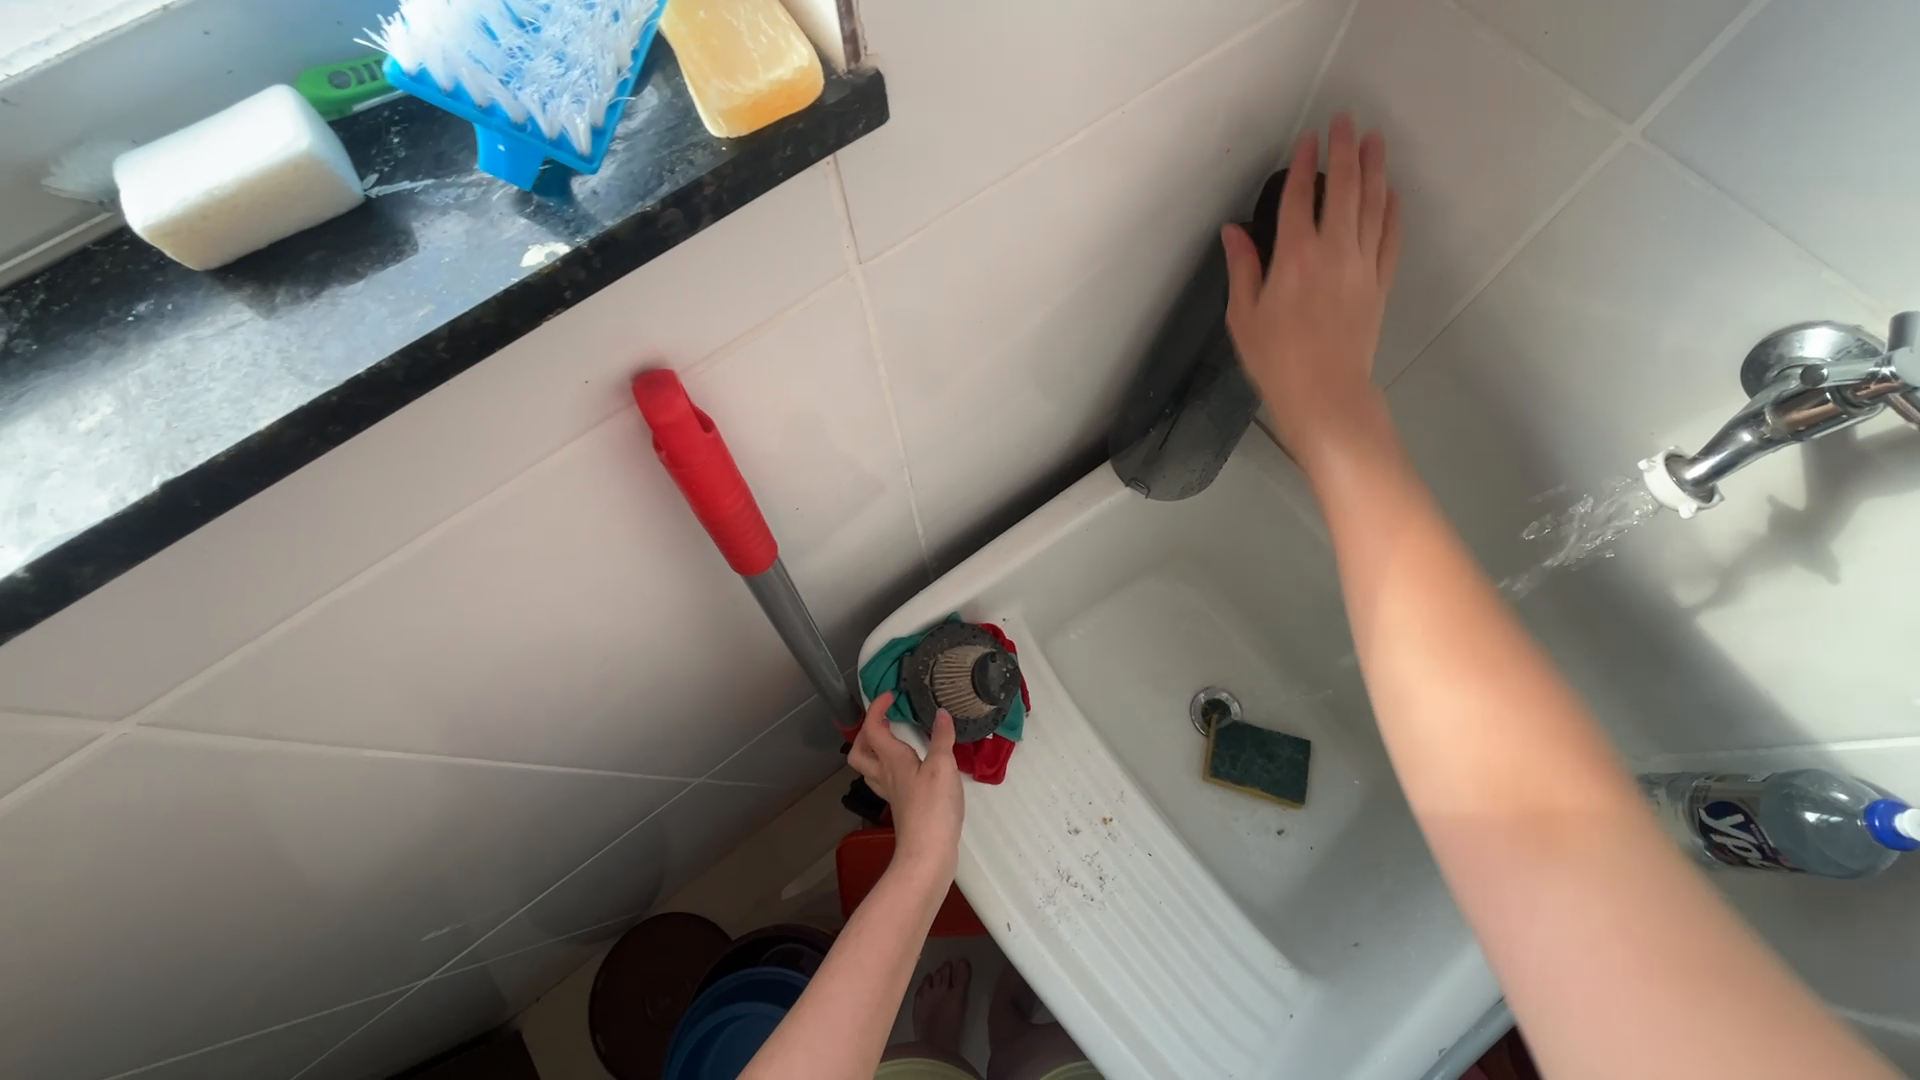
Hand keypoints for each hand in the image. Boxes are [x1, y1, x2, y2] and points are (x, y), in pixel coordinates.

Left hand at [848, 692, 964, 882]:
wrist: (928, 854)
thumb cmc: (933, 808)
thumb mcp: (943, 766)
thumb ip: (942, 738)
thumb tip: (941, 713)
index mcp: (891, 759)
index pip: (873, 728)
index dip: (877, 708)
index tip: (891, 695)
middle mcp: (885, 775)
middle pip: (860, 751)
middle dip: (866, 731)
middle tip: (885, 719)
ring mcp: (891, 793)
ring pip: (870, 767)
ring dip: (875, 750)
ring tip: (894, 739)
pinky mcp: (901, 807)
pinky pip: (886, 780)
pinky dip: (891, 768)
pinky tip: (910, 767)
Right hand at [1223, 114, 1401, 473]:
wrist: (1325, 393)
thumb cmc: (1275, 360)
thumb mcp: (1243, 317)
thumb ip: (1242, 268)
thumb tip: (1233, 231)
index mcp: (1295, 258)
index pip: (1300, 198)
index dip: (1303, 165)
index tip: (1307, 139)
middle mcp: (1334, 252)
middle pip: (1344, 189)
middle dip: (1345, 151)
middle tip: (1346, 122)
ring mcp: (1363, 265)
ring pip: (1373, 205)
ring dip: (1374, 169)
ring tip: (1374, 141)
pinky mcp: (1380, 283)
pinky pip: (1390, 236)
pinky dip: (1392, 209)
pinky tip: (1391, 192)